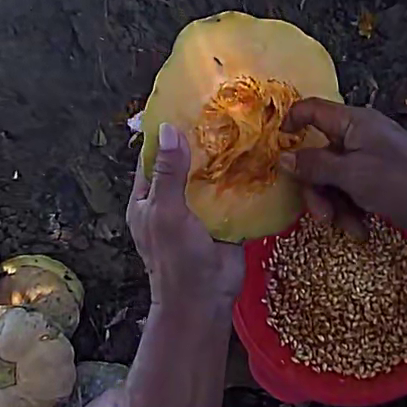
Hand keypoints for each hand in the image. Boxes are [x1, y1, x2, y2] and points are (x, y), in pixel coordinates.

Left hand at [128, 123, 244, 313]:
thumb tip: (168, 129)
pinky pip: (231, 195)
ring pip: (211, 177)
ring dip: (225, 159)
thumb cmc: (176, 258)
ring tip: (245, 128)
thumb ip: (169, 172)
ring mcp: (199, 210)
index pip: (153, 156)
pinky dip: (242, 179)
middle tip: (224, 112)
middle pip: (186, 163)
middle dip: (201, 142)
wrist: (204, 300)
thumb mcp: (166, 211)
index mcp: (148, 198)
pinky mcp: (223, 220)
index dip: (166, 133)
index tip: (187, 106)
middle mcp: (172, 200)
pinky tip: (258, 158)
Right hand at [280, 99, 406, 237]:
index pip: (311, 111)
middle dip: (316, 188)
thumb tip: (283, 157)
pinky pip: (351, 193)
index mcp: (352, 123)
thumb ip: (316, 165)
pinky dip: (352, 211)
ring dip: (335, 206)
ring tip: (349, 227)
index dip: (290, 124)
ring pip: (333, 180)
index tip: (277, 149)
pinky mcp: (379, 183)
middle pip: (319, 156)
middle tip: (321, 216)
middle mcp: (359, 137)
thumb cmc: (405, 181)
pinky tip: (361, 229)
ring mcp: (369, 161)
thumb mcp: (353, 175)